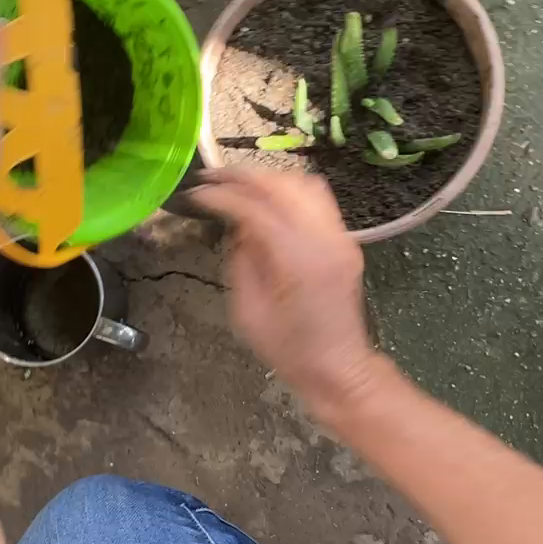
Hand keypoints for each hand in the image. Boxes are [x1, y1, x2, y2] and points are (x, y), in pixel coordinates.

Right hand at [190, 168, 383, 406]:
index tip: (196, 193)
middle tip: (212, 178)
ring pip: (304, 183)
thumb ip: (241, 260)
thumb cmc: (288, 349)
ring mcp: (340, 236)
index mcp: (297, 259)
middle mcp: (324, 238)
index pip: (254, 208)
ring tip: (239, 186)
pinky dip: (290, 191)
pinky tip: (269, 200)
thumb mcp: (247, 311)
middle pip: (281, 185)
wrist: (338, 367)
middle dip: (243, 176)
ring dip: (269, 179)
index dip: (221, 196)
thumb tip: (237, 226)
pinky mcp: (345, 240)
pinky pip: (318, 199)